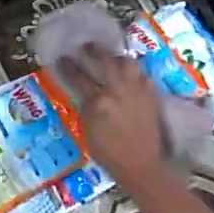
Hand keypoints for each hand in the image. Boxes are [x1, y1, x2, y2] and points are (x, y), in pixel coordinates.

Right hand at [58, 45, 172, 185]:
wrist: (143, 166)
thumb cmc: (109, 154)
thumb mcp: (87, 130)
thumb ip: (85, 108)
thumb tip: (82, 93)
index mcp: (98, 102)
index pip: (78, 77)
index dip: (68, 66)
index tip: (62, 58)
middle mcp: (118, 92)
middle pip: (105, 62)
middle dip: (94, 51)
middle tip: (86, 46)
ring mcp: (137, 92)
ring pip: (127, 64)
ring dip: (116, 57)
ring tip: (111, 56)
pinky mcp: (151, 97)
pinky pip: (142, 76)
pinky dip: (133, 72)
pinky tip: (129, 74)